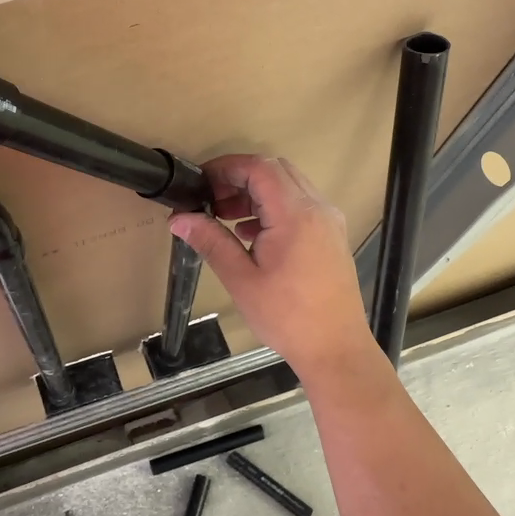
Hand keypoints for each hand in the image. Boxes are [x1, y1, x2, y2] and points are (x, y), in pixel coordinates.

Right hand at [169, 155, 377, 371]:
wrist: (335, 348)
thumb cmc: (287, 317)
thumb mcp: (240, 278)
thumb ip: (210, 241)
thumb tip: (179, 219)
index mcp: (295, 214)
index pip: (259, 168)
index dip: (226, 167)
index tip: (201, 181)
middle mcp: (317, 209)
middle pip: (276, 171)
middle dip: (239, 178)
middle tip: (211, 199)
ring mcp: (328, 222)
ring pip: (289, 187)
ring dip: (256, 193)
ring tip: (225, 217)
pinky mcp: (331, 237)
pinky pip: (300, 206)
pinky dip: (273, 208)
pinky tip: (251, 235)